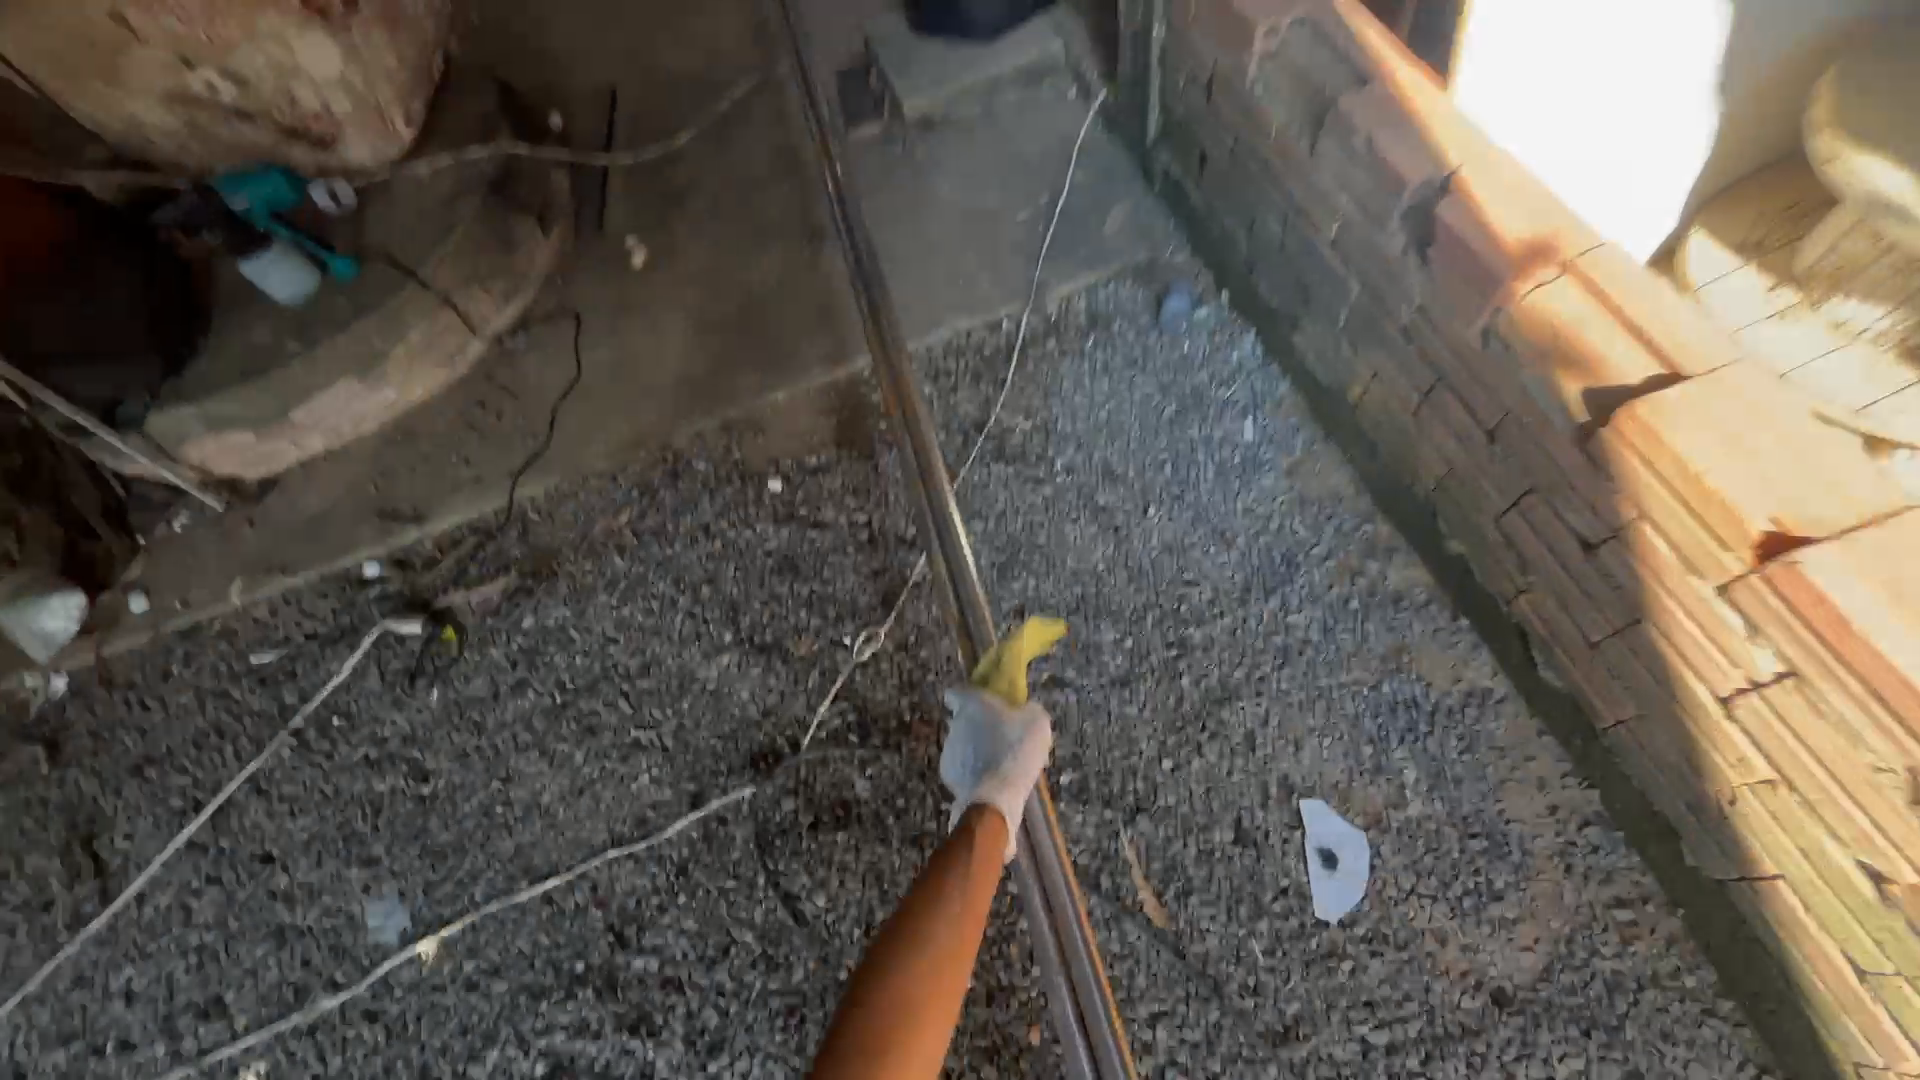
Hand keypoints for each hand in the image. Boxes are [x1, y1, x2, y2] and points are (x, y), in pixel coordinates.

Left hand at [939, 688, 1052, 861]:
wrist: (995, 797)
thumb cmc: (1017, 751)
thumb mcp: (1037, 722)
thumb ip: (1027, 709)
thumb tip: (1023, 709)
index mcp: (973, 704)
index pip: (958, 691)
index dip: (970, 696)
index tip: (985, 705)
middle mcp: (956, 723)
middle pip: (964, 719)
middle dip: (979, 726)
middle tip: (1003, 738)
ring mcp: (949, 749)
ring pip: (963, 744)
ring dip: (977, 749)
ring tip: (1000, 764)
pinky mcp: (947, 774)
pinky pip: (962, 766)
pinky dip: (973, 770)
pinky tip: (991, 780)